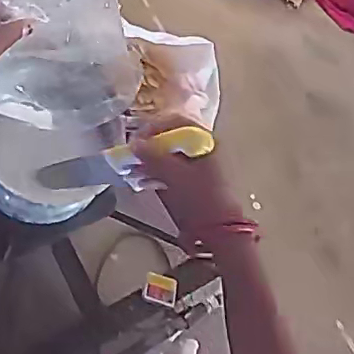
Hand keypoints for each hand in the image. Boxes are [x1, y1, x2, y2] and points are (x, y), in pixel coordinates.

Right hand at [132, 117, 249, 246]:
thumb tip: (134, 145)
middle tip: (132, 155)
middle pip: (172, 138)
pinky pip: (173, 169)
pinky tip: (143, 180)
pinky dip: (157, 172)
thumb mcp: (175, 175)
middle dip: (149, 146)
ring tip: (132, 170)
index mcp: (206, 141)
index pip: (177, 122)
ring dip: (150, 160)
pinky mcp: (196, 181)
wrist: (221, 231)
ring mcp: (201, 165)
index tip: (138, 139)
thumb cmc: (202, 197)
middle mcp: (205, 149)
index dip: (154, 127)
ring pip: (170, 155)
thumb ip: (154, 157)